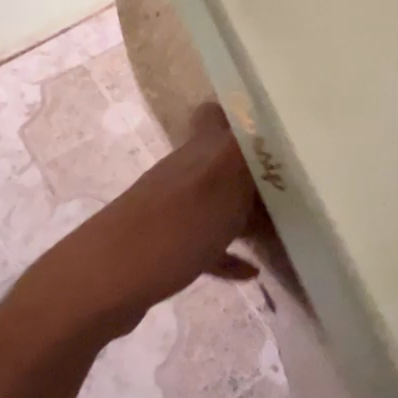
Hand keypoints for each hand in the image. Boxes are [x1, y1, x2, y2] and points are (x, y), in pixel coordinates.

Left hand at [34, 104, 264, 337]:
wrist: (102, 284)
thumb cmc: (171, 228)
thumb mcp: (223, 180)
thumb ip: (250, 149)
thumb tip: (274, 123)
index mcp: (200, 151)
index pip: (219, 114)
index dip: (245, 114)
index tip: (280, 127)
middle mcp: (184, 173)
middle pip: (223, 159)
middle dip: (256, 168)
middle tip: (296, 183)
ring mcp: (171, 211)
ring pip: (217, 202)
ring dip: (246, 212)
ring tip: (282, 226)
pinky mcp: (165, 249)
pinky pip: (206, 245)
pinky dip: (229, 254)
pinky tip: (251, 271)